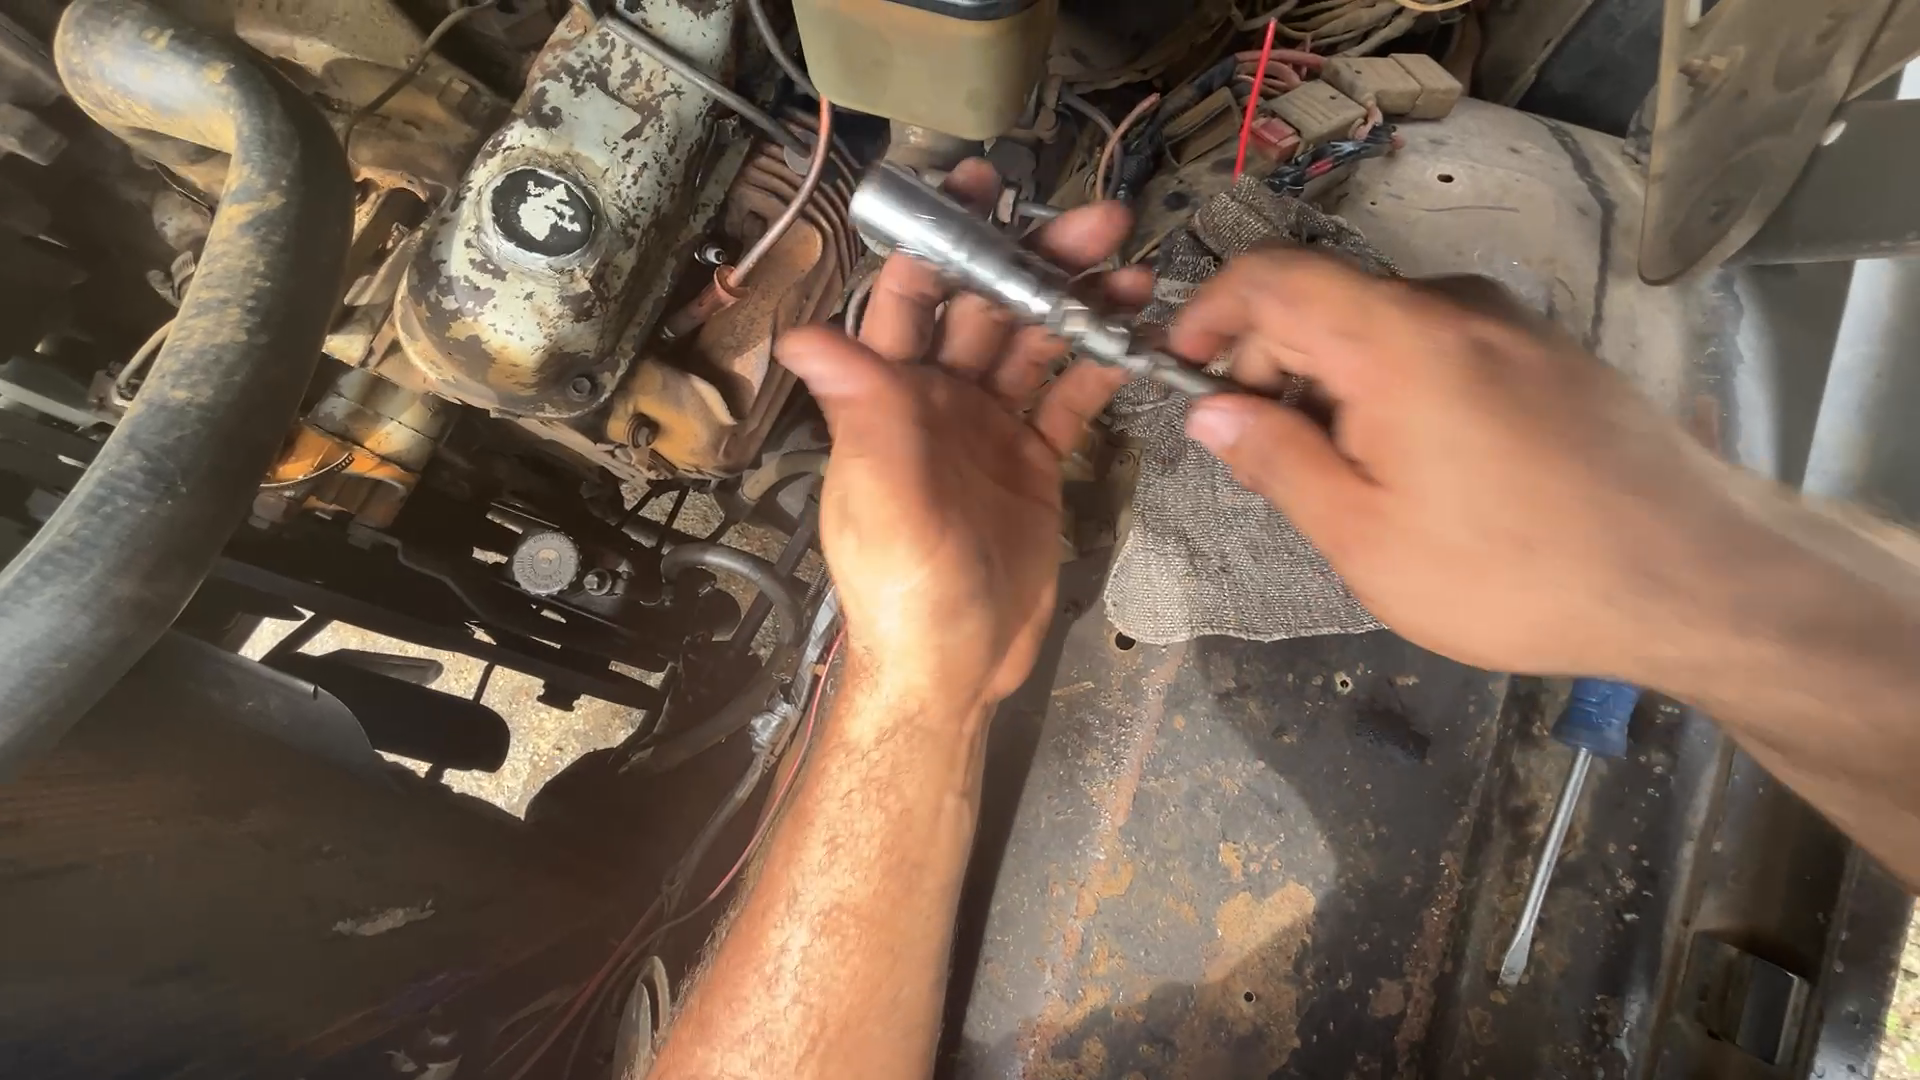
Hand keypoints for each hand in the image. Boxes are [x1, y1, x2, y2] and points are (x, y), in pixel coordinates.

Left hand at [775, 161, 1150, 709]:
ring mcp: (990, 429)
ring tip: (1133, 267)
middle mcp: (939, 402)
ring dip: (1078, 305)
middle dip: (1035, 262)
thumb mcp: (882, 500)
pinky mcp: (1035, 461)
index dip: (941, 243)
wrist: (957, 664)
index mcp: (889, 400)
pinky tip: (1134, 337)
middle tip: (1098, 221)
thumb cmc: (904, 588)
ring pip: (1035, 347)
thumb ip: (862, 414)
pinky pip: (1068, 401)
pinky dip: (1098, 369)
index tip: (983, 190)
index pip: (909, 301)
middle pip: (987, 311)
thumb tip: (803, 332)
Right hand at [1170, 250, 1756, 679]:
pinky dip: (1376, 388)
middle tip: (1259, 459)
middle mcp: (1451, 307)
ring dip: (1320, 388)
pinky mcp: (1538, 353)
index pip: (1270, 278)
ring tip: (1331, 476)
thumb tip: (1207, 411)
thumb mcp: (1360, 532)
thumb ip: (1274, 458)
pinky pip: (1424, 346)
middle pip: (1317, 305)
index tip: (1177, 369)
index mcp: (1396, 341)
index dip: (1207, 312)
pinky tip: (1398, 463)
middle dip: (1263, 371)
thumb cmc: (1508, 571)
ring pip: (1369, 330)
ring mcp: (1504, 324)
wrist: (1701, 586)